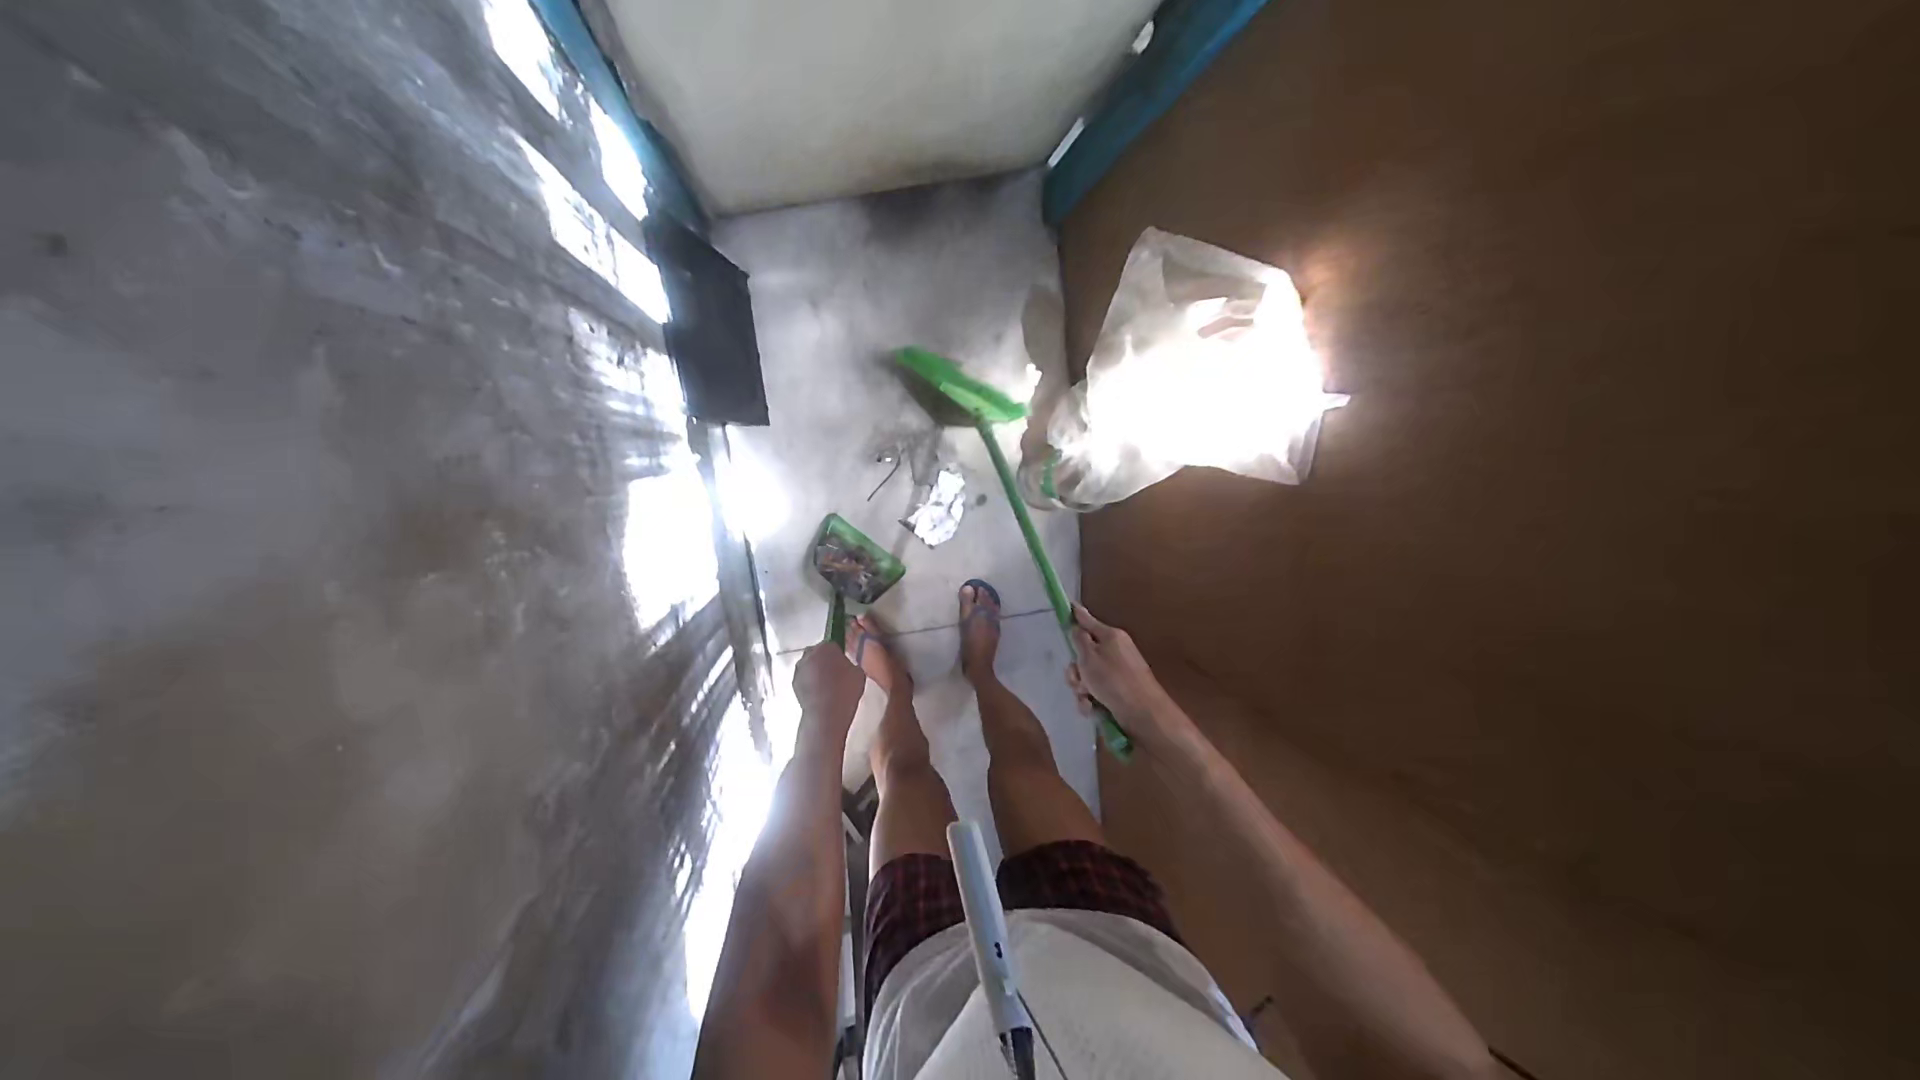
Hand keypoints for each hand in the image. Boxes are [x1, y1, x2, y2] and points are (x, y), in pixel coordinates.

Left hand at [793, 643, 863, 730]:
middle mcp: (809, 653)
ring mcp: (799, 668)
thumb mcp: (859, 673)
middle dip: (825, 659)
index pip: (833, 642)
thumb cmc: (845, 690)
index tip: (844, 661)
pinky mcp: (794, 682)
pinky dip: (810, 681)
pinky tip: (819, 693)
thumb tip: (846, 665)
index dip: (838, 652)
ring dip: (816, 670)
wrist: (826, 713)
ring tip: (827, 685)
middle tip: (836, 672)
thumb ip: (851, 663)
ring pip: (809, 664)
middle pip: (818, 652)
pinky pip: (804, 677)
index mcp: (827, 647)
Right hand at [1066, 605, 1187, 748]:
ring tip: (1087, 698)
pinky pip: (1096, 691)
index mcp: (1110, 637)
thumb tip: (1076, 625)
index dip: (1075, 615)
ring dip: (1082, 688)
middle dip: (1076, 670)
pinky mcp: (1119, 691)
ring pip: (1087, 676)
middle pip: (1084, 654)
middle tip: (1077, 679)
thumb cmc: (1113, 679)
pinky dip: (1091, 700)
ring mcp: (1118, 672)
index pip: (1088, 620)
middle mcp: (1115, 651)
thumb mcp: (1089, 656)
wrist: (1142, 712)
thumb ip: (1079, 639)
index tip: (1067, 605)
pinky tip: (1092, 708)